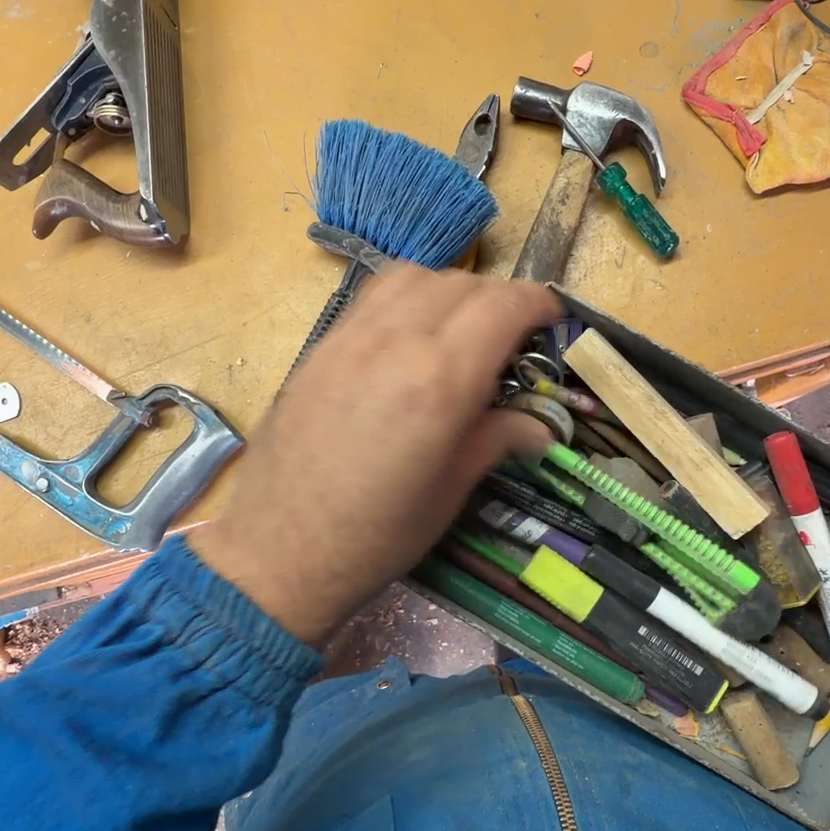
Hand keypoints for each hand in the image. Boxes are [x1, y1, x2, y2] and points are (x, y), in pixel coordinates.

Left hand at [189, 266, 557, 644]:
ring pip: (414, 277)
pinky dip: (407, 299)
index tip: (553, 318)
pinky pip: (374, 298)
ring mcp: (350, 339)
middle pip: (463, 284)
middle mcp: (395, 342)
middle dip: (499, 300)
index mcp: (439, 381)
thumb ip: (495, 441)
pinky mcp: (320, 348)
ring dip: (451, 291)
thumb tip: (539, 427)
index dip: (538, 303)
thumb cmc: (374, 537)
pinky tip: (409, 338)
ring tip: (460, 331)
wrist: (277, 553)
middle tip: (511, 339)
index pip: (502, 307)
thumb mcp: (448, 494)